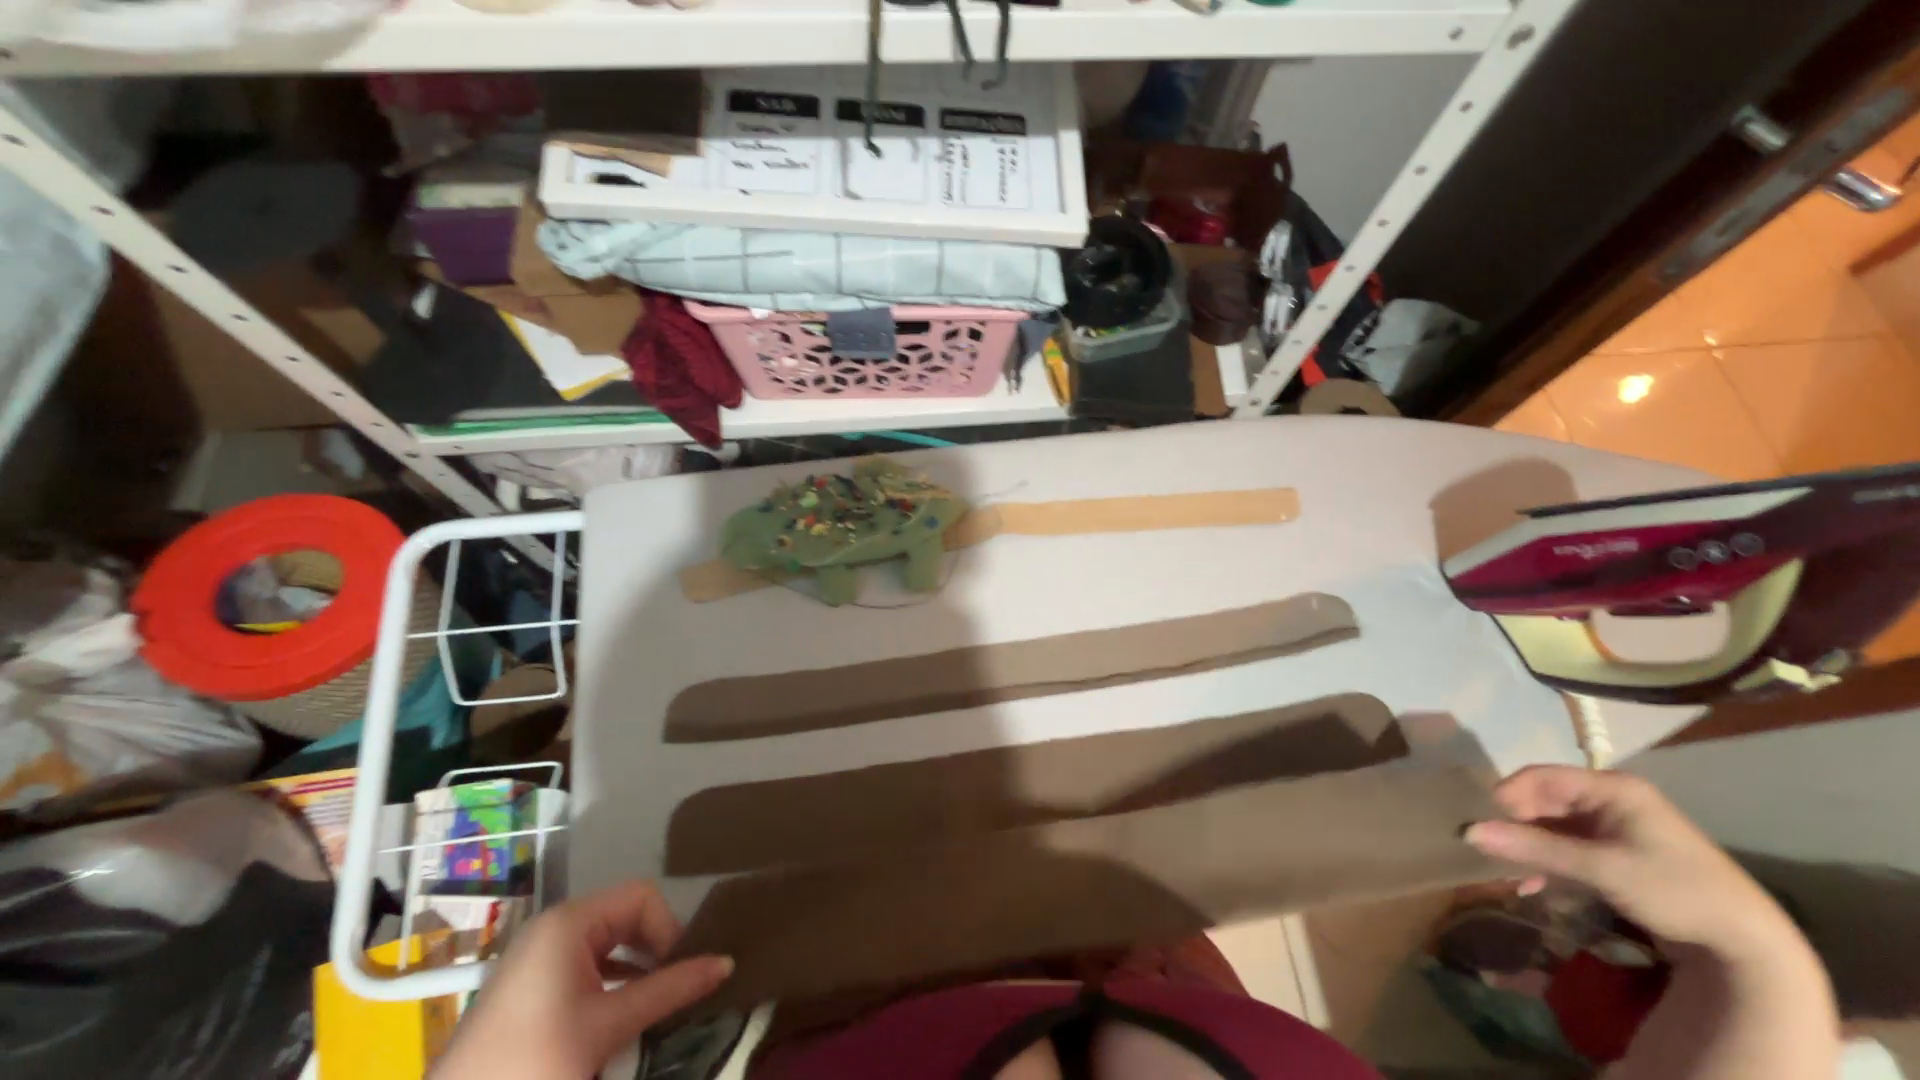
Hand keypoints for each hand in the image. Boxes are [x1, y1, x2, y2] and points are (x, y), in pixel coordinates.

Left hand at [431, 883, 732, 1079]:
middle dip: (657, 949)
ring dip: (639, 969)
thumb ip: (670, 989)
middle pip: (627, 916)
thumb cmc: (536, 1059)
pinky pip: (589, 967)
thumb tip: (727, 962)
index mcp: (569, 922)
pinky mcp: (532, 987)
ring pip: (610, 944)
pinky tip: (626, 1017)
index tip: (682, 975)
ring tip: (659, 1005)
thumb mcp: (609, 1024)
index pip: (642, 898)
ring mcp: (539, 957)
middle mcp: (553, 928)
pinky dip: (615, 983)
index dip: (670, 931)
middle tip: (677, 990)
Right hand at [1465, 766, 1798, 962]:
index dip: (1508, 796)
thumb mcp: (1601, 869)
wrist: (1745, 940)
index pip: (1541, 776)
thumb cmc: (1674, 890)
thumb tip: (1470, 831)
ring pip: (1554, 826)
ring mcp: (1617, 827)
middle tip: (1490, 851)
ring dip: (1530, 847)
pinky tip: (1534, 885)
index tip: (1483, 825)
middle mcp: (1612, 800)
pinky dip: (1549, 862)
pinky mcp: (1619, 853)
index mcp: (1613, 789)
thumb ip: (1536, 848)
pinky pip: (1570, 847)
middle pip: (1546, 800)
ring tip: (1509, 872)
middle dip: (1516, 825)